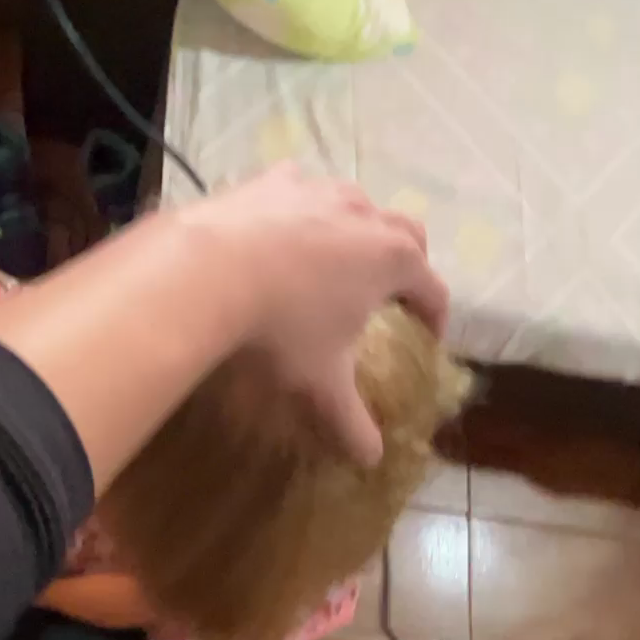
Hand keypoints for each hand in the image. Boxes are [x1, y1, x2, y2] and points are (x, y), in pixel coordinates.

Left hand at [179, 163, 449, 464]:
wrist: (205, 271)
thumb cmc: (279, 328)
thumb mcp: (319, 382)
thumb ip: (350, 421)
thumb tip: (372, 459)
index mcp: (391, 260)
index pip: (432, 288)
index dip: (435, 315)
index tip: (428, 336)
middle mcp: (363, 214)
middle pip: (406, 234)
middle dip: (408, 264)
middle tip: (394, 293)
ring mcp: (316, 190)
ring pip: (354, 203)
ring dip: (357, 229)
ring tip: (338, 258)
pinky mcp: (270, 180)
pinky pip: (299, 188)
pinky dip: (302, 208)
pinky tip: (282, 227)